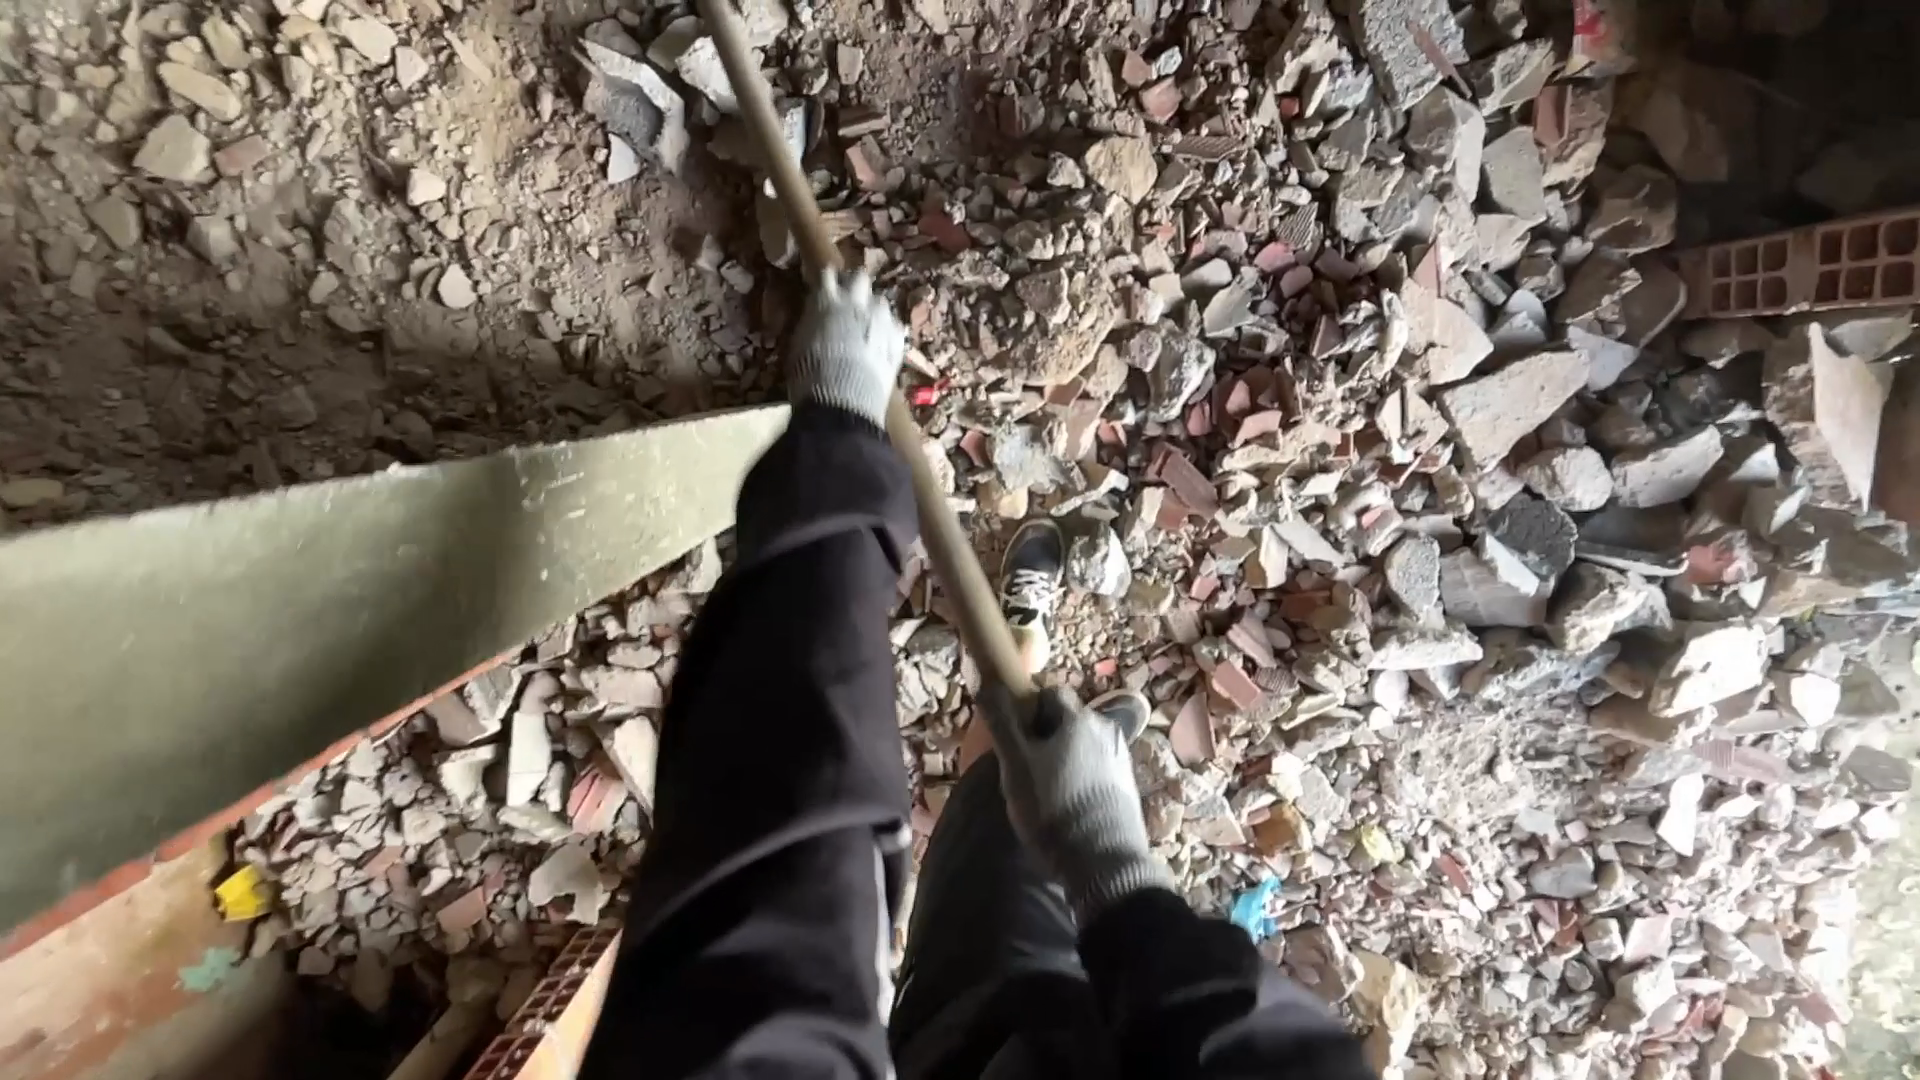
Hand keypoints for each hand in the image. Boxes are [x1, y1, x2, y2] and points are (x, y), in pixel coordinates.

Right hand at [788, 268, 904, 428]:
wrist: (843, 398)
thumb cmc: (810, 373)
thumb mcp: (800, 342)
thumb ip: (812, 321)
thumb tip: (817, 317)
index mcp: (826, 298)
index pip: (828, 274)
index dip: (828, 280)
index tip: (826, 287)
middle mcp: (856, 301)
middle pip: (860, 277)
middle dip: (855, 285)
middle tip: (850, 300)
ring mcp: (880, 318)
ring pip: (881, 301)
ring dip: (874, 309)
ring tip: (869, 326)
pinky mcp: (897, 339)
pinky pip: (895, 325)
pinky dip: (888, 331)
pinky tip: (882, 344)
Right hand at [979, 684, 1171, 924]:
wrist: (1105, 865)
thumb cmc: (1054, 808)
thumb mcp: (1016, 765)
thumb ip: (1002, 722)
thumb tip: (986, 681)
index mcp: (1080, 719)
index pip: (1051, 692)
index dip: (1029, 710)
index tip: (1014, 737)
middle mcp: (1107, 730)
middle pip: (1068, 719)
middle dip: (1045, 735)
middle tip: (1024, 766)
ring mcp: (1121, 760)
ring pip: (1083, 744)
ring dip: (1063, 757)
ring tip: (1044, 789)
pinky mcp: (1128, 787)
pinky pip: (1096, 768)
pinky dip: (1079, 776)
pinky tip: (1067, 804)